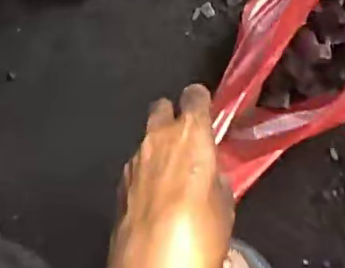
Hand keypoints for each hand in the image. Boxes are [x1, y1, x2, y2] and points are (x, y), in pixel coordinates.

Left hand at [109, 84, 234, 267]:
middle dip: (173, 117)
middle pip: (163, 106)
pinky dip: (145, 172)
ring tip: (172, 178)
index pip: (194, 95)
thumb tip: (211, 171)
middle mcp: (159, 135)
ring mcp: (135, 156)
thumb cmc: (197, 233)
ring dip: (158, 149)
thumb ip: (216, 175)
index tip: (206, 110)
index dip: (200, 101)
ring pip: (147, 137)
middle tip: (186, 142)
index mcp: (190, 132)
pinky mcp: (119, 181)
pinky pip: (136, 165)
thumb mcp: (225, 204)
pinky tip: (155, 198)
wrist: (152, 266)